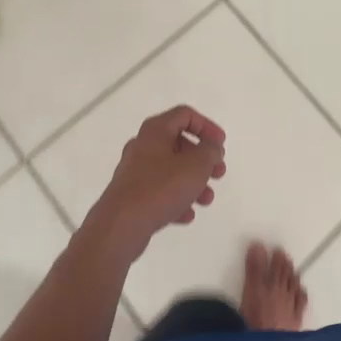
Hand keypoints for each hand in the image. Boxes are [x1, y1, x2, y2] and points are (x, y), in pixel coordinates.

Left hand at [83, 105, 227, 256]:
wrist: (119, 226)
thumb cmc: (160, 188)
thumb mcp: (196, 166)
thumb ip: (210, 151)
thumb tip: (212, 147)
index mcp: (156, 130)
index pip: (185, 115)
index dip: (207, 126)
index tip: (221, 145)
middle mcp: (143, 146)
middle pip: (179, 144)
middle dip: (202, 159)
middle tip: (218, 173)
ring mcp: (135, 171)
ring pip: (171, 170)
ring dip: (193, 182)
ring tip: (206, 199)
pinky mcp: (131, 195)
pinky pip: (159, 191)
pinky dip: (176, 199)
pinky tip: (187, 215)